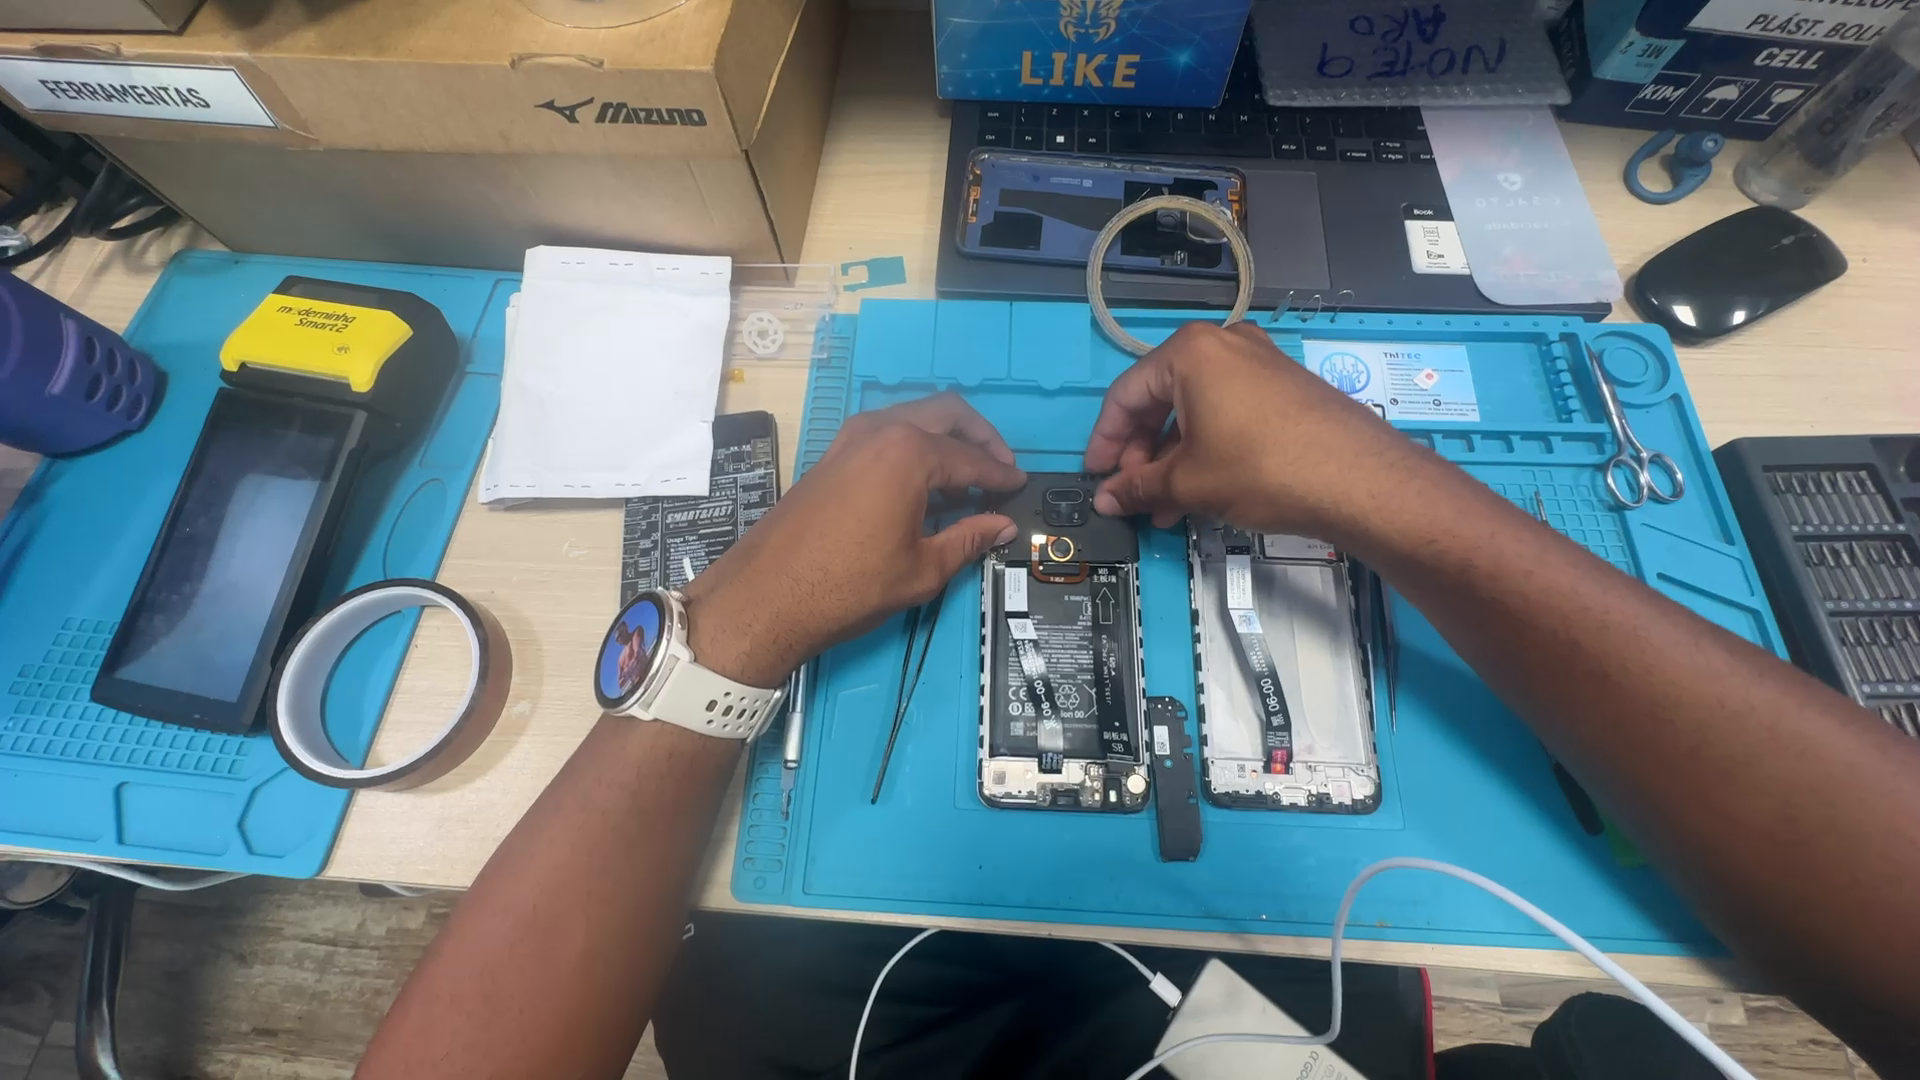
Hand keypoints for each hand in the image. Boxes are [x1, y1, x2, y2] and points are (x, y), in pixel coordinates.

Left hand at [684, 394, 1024, 687]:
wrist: (766, 594)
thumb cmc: (849, 586)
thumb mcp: (921, 569)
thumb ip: (968, 539)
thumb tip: (1003, 526)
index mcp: (909, 453)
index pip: (971, 458)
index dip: (1001, 474)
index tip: (1020, 485)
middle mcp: (881, 429)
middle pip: (946, 413)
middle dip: (980, 436)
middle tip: (1000, 468)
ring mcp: (851, 436)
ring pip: (914, 417)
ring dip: (946, 437)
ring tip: (965, 480)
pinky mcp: (833, 452)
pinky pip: (887, 432)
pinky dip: (915, 445)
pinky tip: (923, 483)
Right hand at [1084, 321, 1427, 541]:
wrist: (1359, 480)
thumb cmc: (1260, 469)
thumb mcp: (1187, 482)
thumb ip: (1136, 488)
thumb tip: (1106, 500)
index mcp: (1189, 352)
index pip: (1125, 396)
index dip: (1104, 442)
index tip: (1095, 475)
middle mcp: (1223, 345)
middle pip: (1159, 401)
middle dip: (1141, 454)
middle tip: (1130, 493)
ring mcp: (1257, 363)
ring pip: (1193, 412)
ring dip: (1171, 460)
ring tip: (1162, 505)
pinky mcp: (1282, 388)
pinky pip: (1224, 414)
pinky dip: (1203, 450)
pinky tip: (1197, 491)